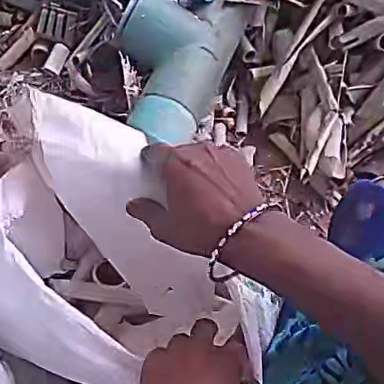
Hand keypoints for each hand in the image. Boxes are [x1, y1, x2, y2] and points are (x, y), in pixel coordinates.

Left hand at [103, 321, 246, 383]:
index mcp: (227, 364)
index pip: (237, 346)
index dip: (234, 358)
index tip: (232, 368)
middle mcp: (201, 350)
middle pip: (206, 328)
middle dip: (207, 339)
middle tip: (206, 362)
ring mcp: (173, 353)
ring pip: (181, 340)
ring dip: (184, 352)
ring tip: (182, 375)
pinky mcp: (151, 361)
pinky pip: (161, 354)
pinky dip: (164, 363)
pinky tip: (163, 382)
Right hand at [125, 142, 265, 256]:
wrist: (246, 232)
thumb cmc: (209, 229)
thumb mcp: (165, 228)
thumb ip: (146, 212)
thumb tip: (137, 206)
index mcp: (175, 163)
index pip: (154, 151)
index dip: (150, 161)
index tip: (151, 171)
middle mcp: (198, 152)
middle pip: (178, 152)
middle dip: (175, 168)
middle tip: (175, 190)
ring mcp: (220, 154)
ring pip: (200, 155)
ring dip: (197, 167)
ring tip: (200, 192)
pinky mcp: (238, 160)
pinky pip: (220, 160)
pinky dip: (217, 170)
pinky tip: (217, 190)